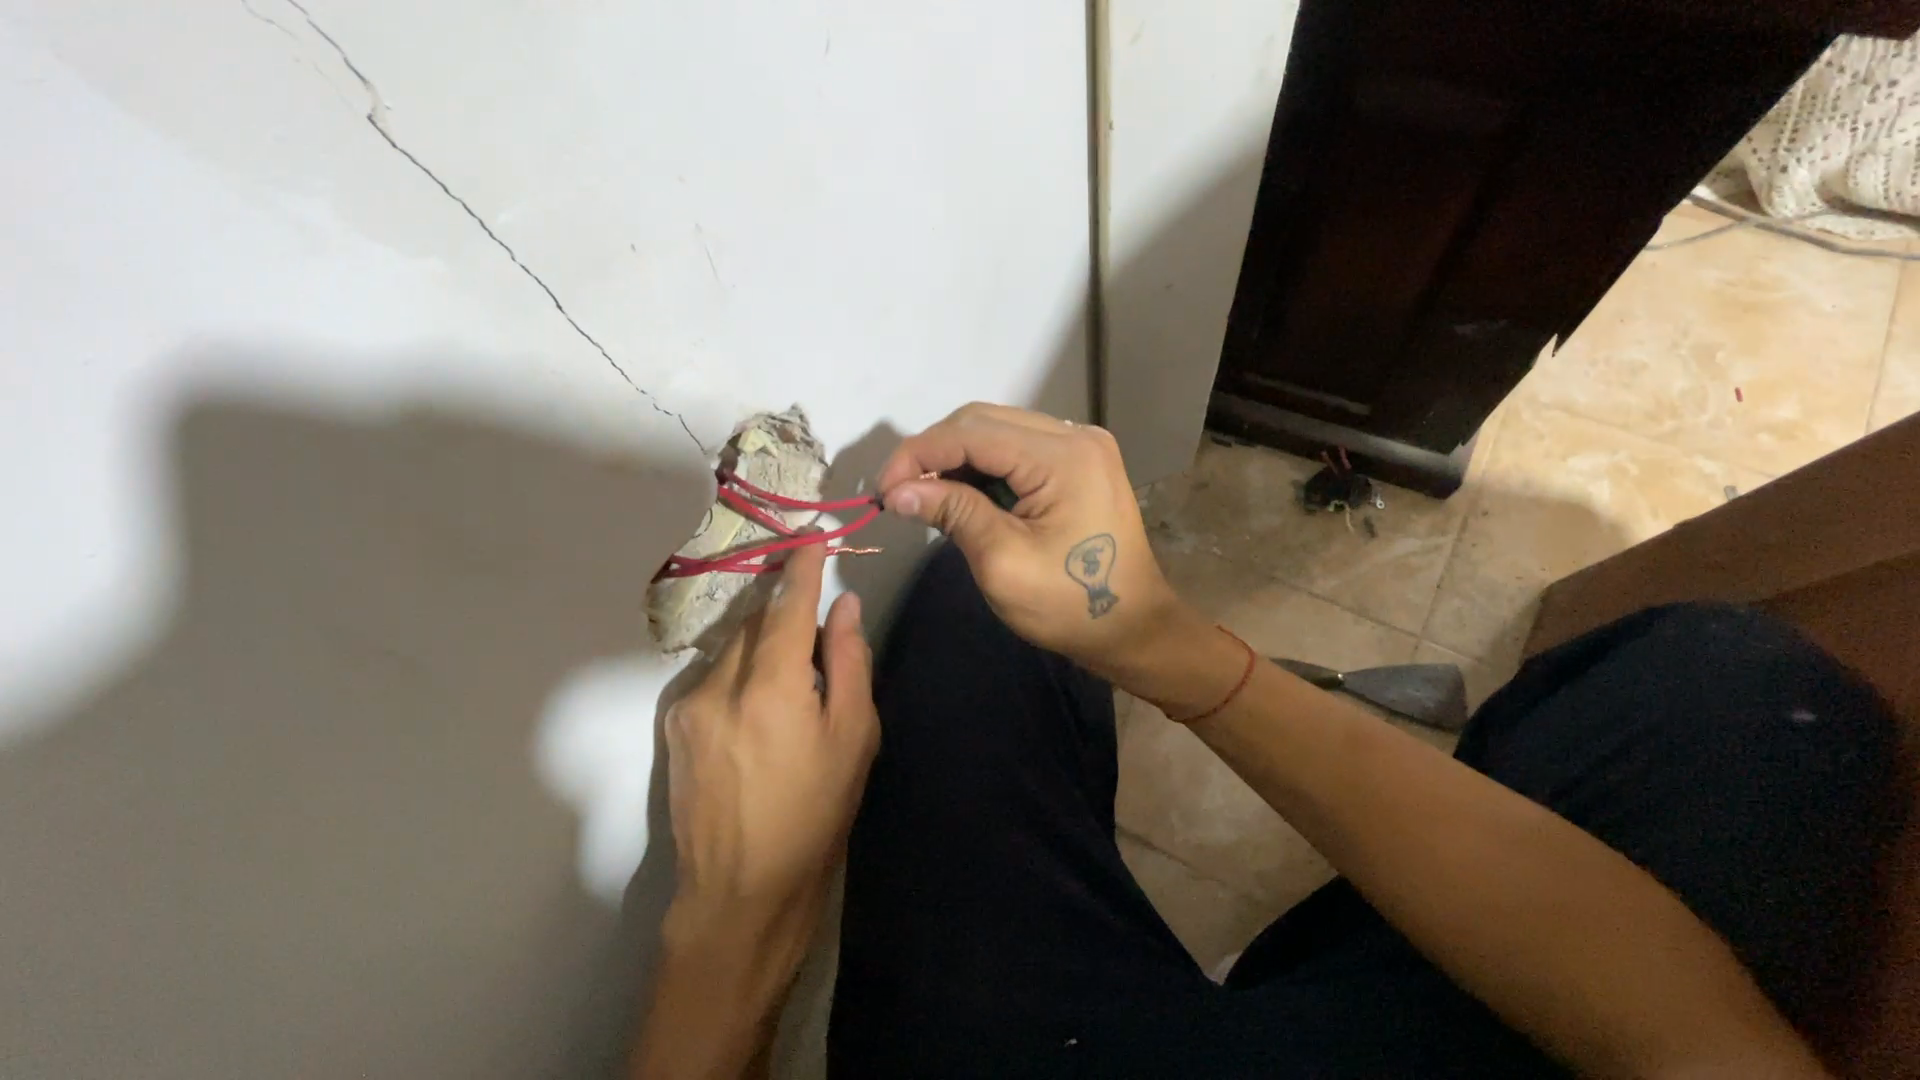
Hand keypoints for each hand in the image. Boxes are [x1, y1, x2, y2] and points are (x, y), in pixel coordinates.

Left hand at [661, 542, 878, 943]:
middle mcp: (722, 683)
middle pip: (756, 620)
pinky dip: (743, 671)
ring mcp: (691, 703)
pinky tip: (762, 708)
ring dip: (764, 644)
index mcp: (773, 686)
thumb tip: (842, 607)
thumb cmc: (816, 815)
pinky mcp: (675, 724)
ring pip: (734, 647)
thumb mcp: (854, 739)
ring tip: (793, 679)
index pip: (788, 605)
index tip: (812, 537)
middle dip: (785, 608)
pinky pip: (715, 675)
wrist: (741, 888)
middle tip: (817, 621)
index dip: (802, 567)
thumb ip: (849, 663)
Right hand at [876, 403, 1181, 673]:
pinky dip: (982, 466)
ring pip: (997, 430)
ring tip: (924, 495)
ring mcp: (1081, 446)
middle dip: (933, 452)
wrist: (1133, 628)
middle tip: (900, 494)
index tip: (884, 490)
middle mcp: (1075, 436)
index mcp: (1063, 457)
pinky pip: (1017, 448)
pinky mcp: (1079, 462)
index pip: (972, 432)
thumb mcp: (1003, 563)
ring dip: (955, 457)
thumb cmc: (1070, 605)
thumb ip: (953, 514)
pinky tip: (961, 493)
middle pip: (983, 420)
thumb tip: (897, 491)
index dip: (919, 454)